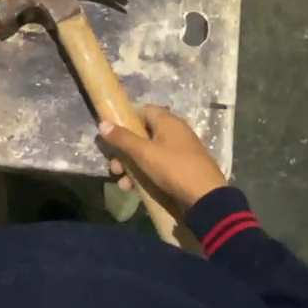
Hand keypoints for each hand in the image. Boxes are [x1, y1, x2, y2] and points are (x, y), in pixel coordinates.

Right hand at [97, 105, 227, 208]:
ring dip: (131, 166)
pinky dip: (144, 174)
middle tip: (114, 167)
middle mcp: (174, 132)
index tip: (113, 136)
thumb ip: (122, 138)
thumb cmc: (173, 168)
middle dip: (124, 151)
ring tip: (122, 183)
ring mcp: (179, 150)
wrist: (205, 197)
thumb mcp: (144, 153)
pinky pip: (158, 165)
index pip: (143, 111)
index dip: (126, 121)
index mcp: (168, 121)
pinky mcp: (181, 167)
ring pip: (148, 153)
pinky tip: (133, 189)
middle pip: (142, 135)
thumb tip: (102, 124)